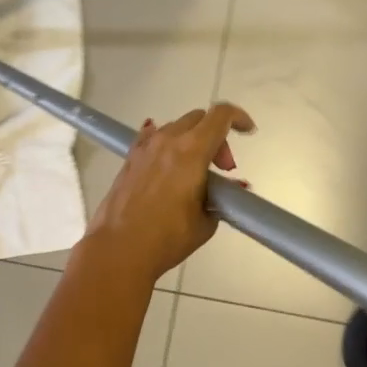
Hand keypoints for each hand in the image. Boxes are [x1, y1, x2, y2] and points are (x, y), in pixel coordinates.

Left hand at [79, 103, 255, 284]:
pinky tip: (168, 162)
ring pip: (177, 127)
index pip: (220, 115)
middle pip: (200, 119)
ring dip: (193, 141)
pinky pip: (153, 138)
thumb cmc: (166, 238)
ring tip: (194, 172)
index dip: (239, 117)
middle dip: (217, 137)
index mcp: (192, 150)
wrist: (117, 251)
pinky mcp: (130, 159)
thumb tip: (232, 190)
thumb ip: (221, 199)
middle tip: (221, 169)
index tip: (248, 131)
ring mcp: (146, 147)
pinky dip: (168, 144)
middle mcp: (168, 140)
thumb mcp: (205, 221)